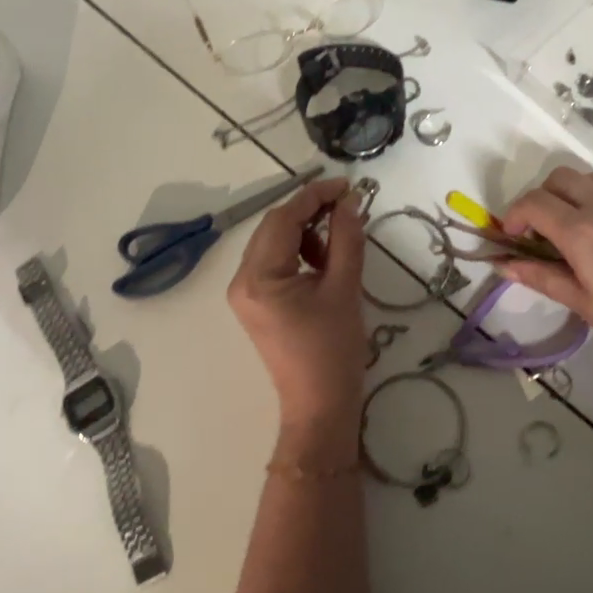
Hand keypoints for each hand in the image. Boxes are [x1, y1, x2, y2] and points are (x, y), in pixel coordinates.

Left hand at [228, 177, 367, 428]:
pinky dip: (300, 252)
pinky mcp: (256, 303)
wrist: (320, 407)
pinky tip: (324, 262)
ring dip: (306, 232)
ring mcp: (245, 293)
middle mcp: (242, 281)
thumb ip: (346, 237)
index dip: (314, 195)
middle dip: (311, 211)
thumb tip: (350, 200)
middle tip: (348, 205)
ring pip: (275, 243)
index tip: (348, 185)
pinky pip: (275, 262)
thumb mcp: (344, 287)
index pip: (283, 219)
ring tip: (339, 243)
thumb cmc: (333, 350)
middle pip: (274, 228)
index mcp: (259, 277)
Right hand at [498, 167, 592, 357]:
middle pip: (558, 177)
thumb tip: (502, 264)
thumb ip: (540, 276)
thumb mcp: (582, 302)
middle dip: (540, 198)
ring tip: (572, 227)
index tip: (513, 236)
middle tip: (541, 230)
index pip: (533, 202)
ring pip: (587, 177)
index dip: (514, 215)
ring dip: (569, 193)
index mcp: (580, 231)